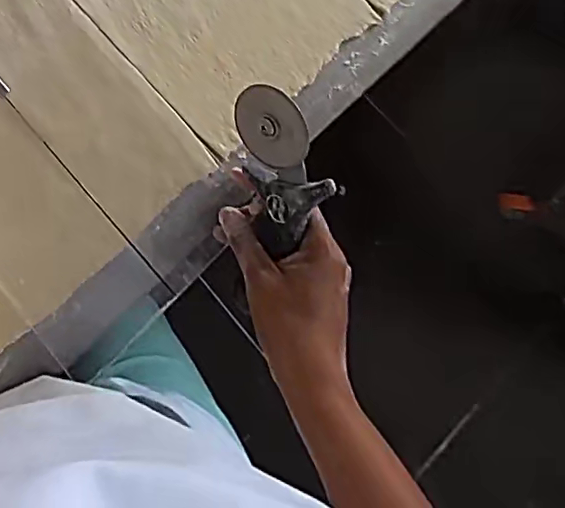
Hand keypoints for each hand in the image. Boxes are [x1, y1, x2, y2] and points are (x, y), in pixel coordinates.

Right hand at [219, 202, 352, 396]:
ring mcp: (329, 279)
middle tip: (235, 216)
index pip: (298, 203)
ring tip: (237, 240)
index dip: (270, 190)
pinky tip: (253, 265)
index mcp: (324, 250)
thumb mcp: (259, 279)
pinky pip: (298, 264)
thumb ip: (244, 242)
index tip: (248, 181)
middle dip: (263, 218)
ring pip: (294, 245)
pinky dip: (275, 259)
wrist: (312, 383)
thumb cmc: (294, 336)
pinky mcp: (322, 295)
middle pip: (295, 223)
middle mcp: (332, 261)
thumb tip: (232, 217)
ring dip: (266, 240)